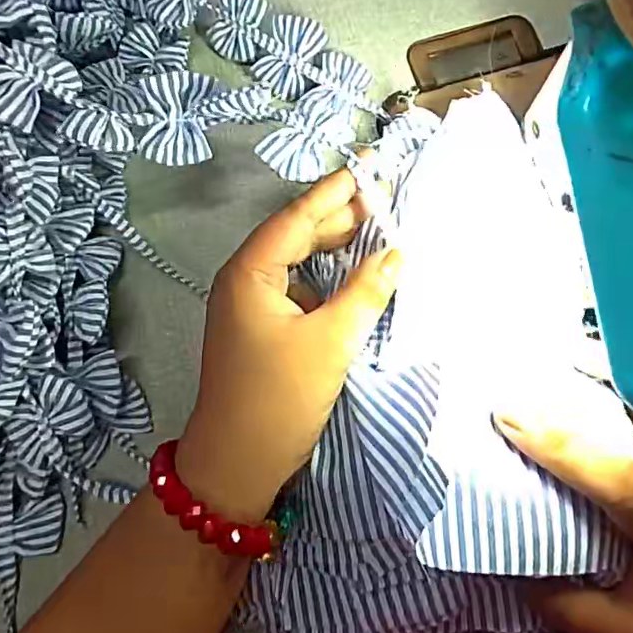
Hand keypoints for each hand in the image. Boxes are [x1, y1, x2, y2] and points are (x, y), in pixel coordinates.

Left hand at [179, 169, 402, 520]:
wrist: (236, 464)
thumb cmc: (278, 399)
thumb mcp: (330, 342)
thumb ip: (365, 292)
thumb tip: (396, 253)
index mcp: (250, 272)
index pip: (297, 217)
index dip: (335, 191)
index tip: (368, 168)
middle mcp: (244, 279)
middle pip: (294, 234)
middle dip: (337, 215)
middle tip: (381, 197)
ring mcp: (249, 304)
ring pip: (296, 260)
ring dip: (332, 245)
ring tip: (373, 227)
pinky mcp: (260, 326)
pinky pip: (297, 285)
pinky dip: (325, 275)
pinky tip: (352, 274)